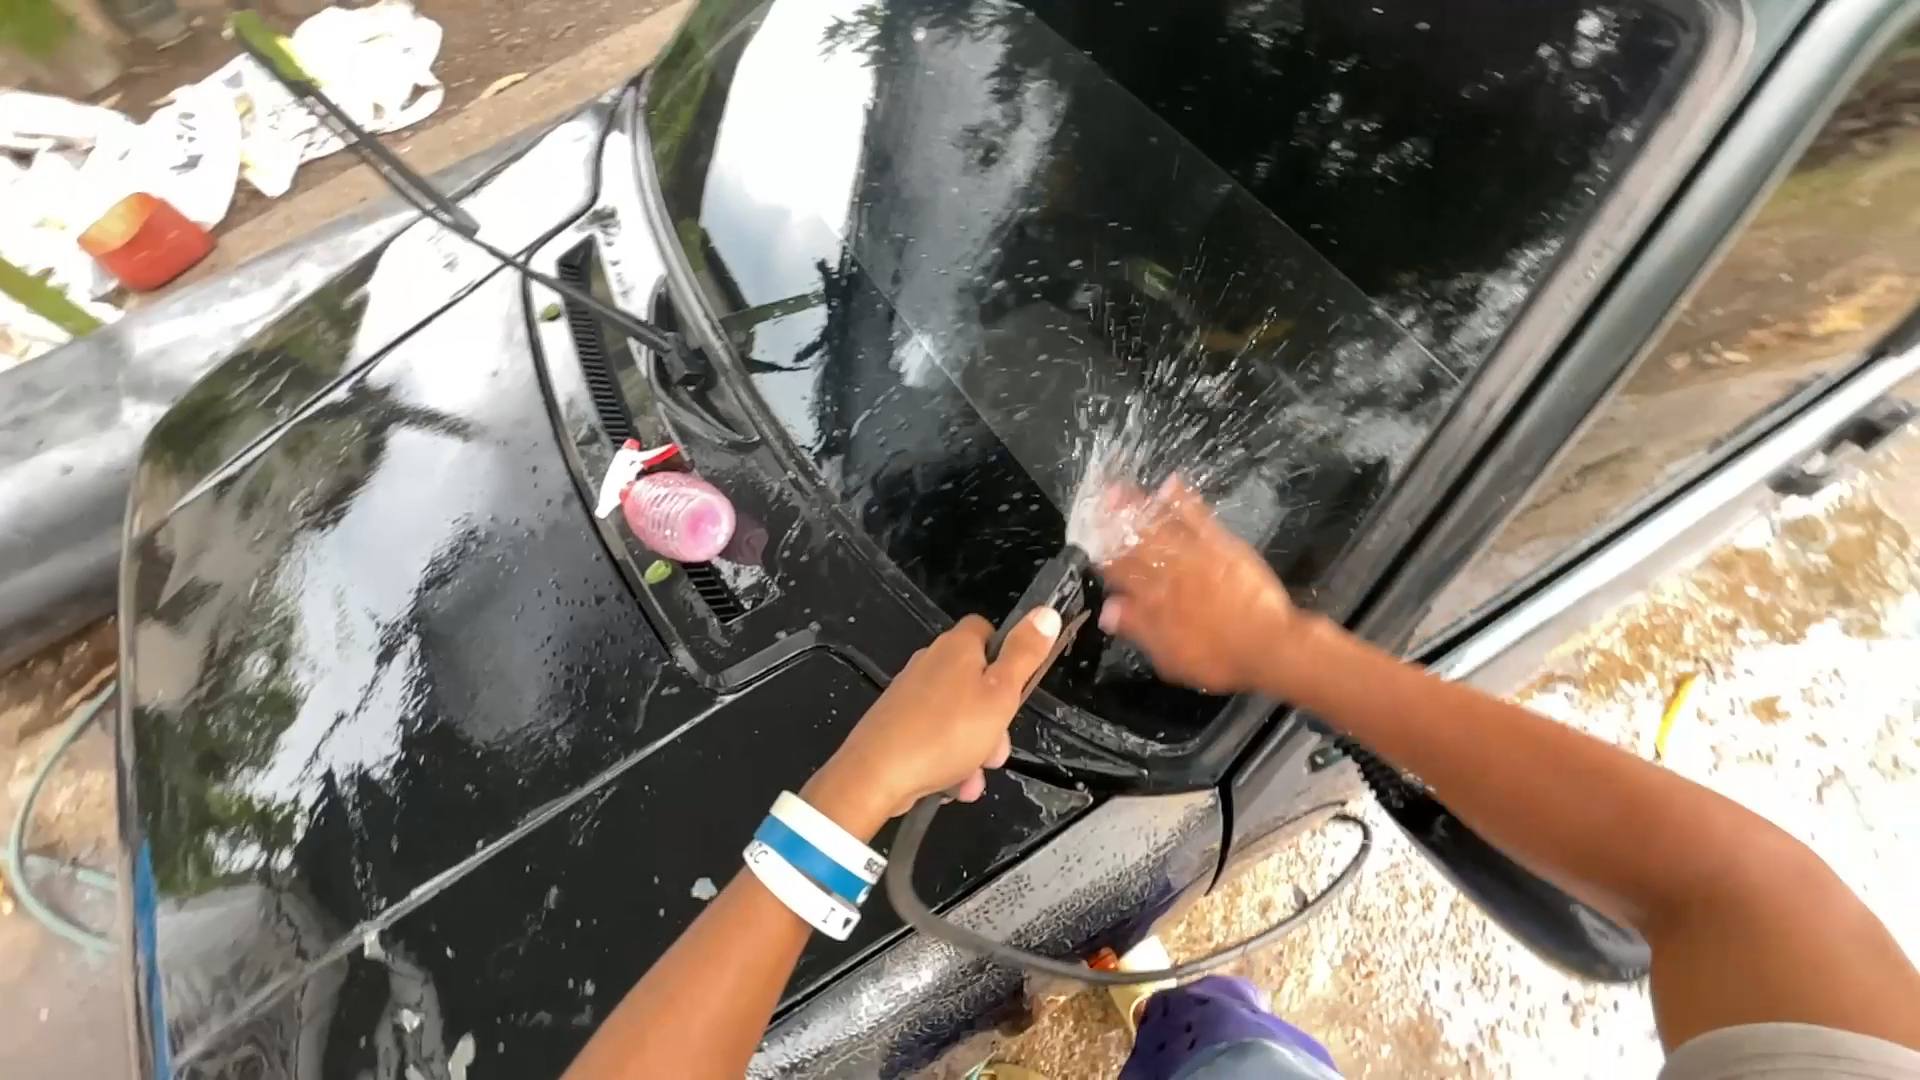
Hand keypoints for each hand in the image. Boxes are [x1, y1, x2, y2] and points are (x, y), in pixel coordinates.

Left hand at [816, 609, 1061, 822]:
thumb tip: (1046, 612)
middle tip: (996, 748)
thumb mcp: (1001, 694)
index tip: (1015, 687)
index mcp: (957, 646)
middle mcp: (930, 661)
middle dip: (992, 719)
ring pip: (957, 716)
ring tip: (972, 777)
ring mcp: (910, 693)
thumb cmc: (946, 731)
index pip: (987, 631)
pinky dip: (947, 759)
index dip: (1007, 655)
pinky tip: (953, 785)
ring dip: (973, 749)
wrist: (876, 774)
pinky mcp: (896, 722)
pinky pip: (934, 736)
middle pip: (975, 681)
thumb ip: (1024, 653)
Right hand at [1096, 478, 1301, 695]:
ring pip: (1161, 527)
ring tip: (1119, 489)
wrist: (1269, 646)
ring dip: (1138, 506)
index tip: (1090, 538)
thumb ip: (1138, 629)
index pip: (1118, 571)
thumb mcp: (1169, 656)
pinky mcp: (1222, 546)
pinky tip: (1171, 484)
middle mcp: (1170, 571)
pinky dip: (1183, 500)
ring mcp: (1196, 555)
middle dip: (1114, 521)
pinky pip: (1198, 518)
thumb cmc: (1218, 658)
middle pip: (1135, 542)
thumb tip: (1108, 610)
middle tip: (1098, 500)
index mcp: (1153, 599)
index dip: (1102, 553)